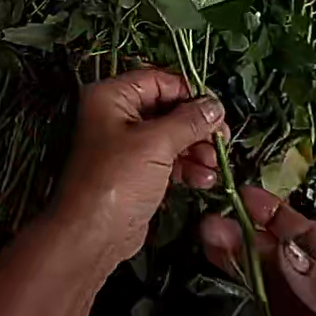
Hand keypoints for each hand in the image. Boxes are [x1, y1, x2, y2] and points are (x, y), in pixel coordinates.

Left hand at [51, 69, 225, 262]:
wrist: (92, 235)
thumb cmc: (119, 179)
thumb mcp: (156, 143)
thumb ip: (189, 121)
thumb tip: (215, 105)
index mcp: (112, 95)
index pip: (158, 80)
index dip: (189, 92)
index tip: (218, 108)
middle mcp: (116, 113)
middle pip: (166, 107)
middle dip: (196, 125)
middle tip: (222, 140)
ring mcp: (125, 142)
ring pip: (169, 134)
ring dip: (195, 148)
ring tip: (214, 165)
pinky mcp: (135, 169)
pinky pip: (166, 157)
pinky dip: (186, 165)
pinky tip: (204, 179)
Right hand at [201, 187, 315, 315]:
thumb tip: (286, 249)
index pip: (309, 241)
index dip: (276, 215)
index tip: (241, 193)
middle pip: (280, 260)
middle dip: (246, 236)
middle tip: (211, 222)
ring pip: (266, 288)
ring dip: (238, 263)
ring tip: (208, 242)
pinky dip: (241, 305)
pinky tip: (225, 289)